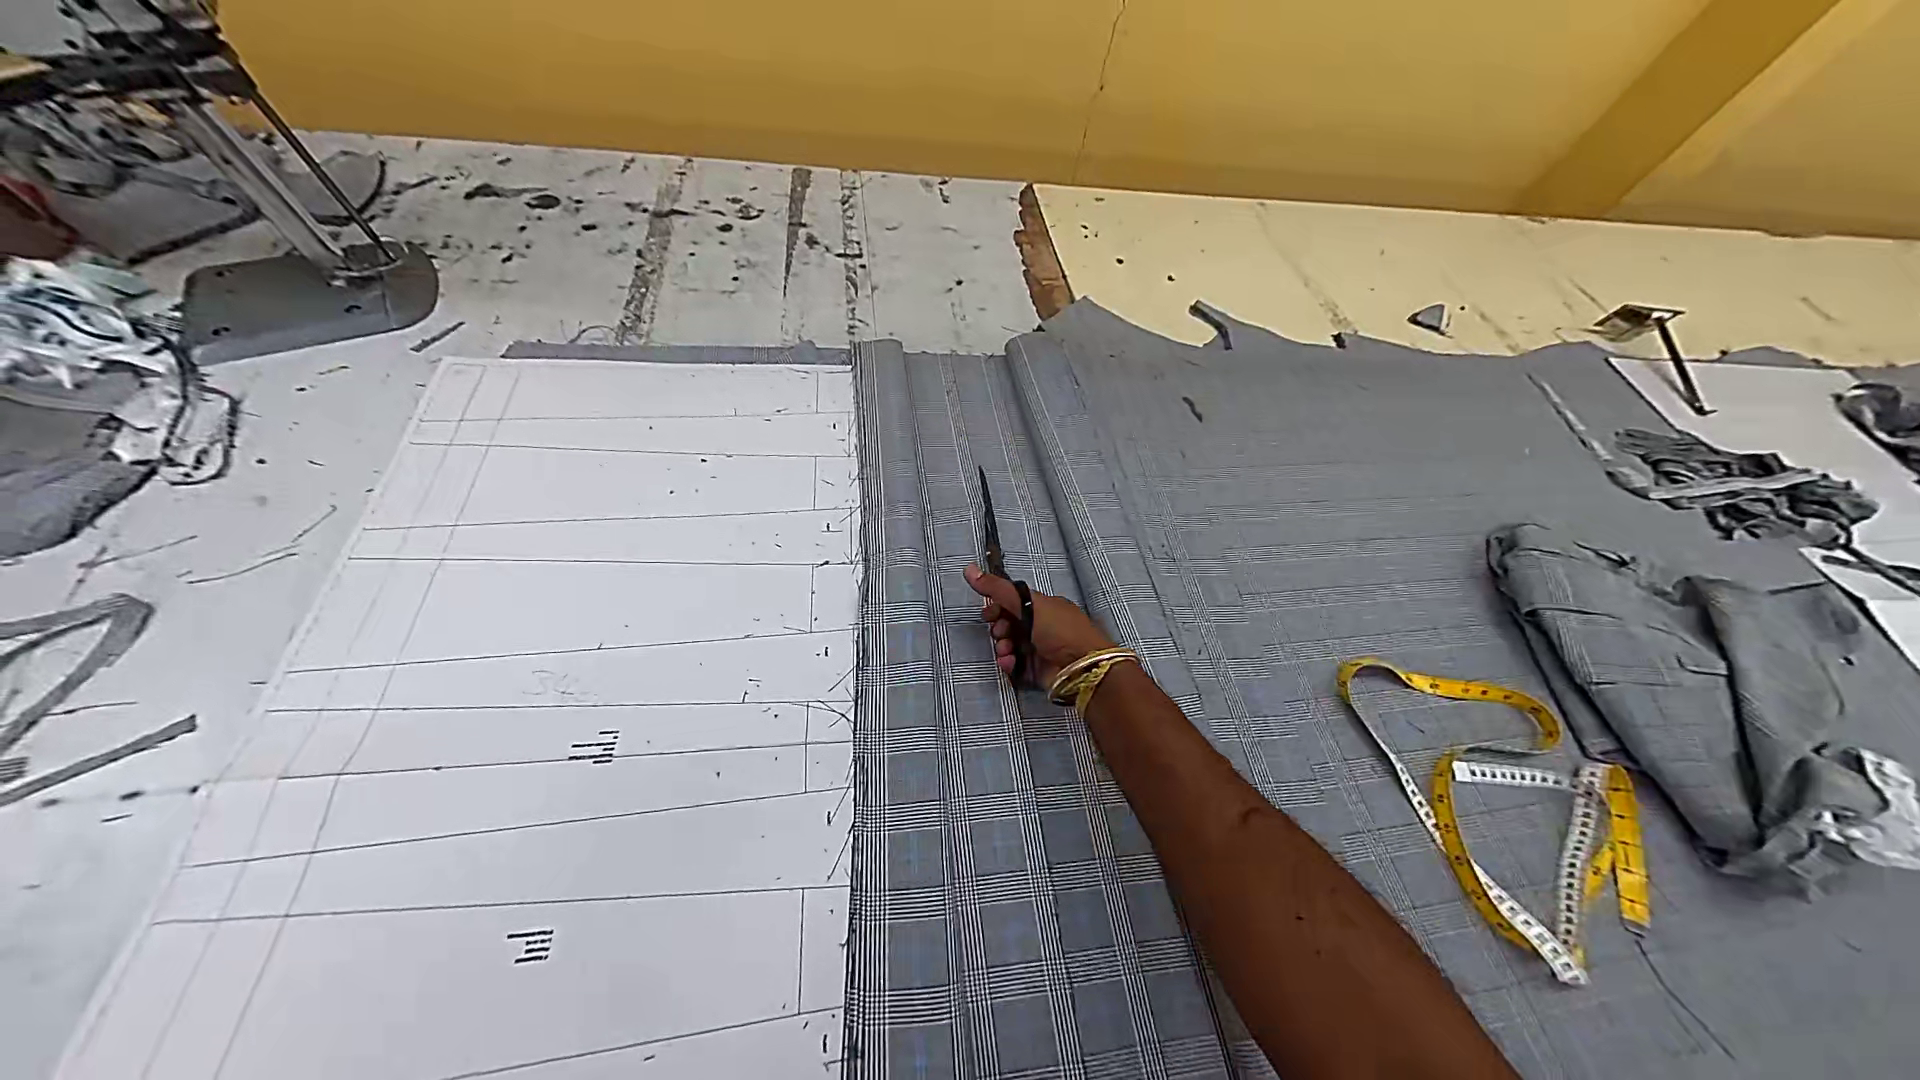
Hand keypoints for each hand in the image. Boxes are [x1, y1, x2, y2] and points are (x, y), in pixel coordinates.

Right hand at [964, 564, 1115, 687]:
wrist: (1081, 667)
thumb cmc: (1059, 629)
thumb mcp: (1027, 603)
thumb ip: (997, 589)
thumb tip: (968, 569)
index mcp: (1043, 606)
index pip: (1014, 603)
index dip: (998, 608)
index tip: (988, 614)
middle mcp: (1042, 626)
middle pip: (1010, 625)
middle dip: (999, 629)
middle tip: (1000, 632)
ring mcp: (1039, 649)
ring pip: (1010, 645)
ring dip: (1003, 647)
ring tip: (1006, 650)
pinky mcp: (1037, 669)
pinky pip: (1016, 664)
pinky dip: (1010, 663)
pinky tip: (1010, 663)